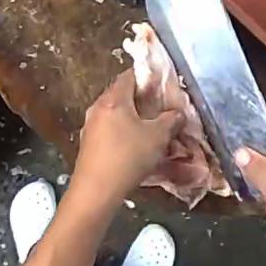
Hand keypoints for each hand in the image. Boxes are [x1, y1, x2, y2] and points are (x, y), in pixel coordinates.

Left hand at [71, 70, 183, 201]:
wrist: (96, 190)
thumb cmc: (128, 156)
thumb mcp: (158, 137)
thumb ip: (170, 120)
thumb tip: (178, 113)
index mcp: (114, 100)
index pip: (128, 76)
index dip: (145, 76)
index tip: (160, 83)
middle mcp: (97, 108)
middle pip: (119, 94)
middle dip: (139, 98)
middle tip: (158, 105)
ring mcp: (90, 126)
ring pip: (113, 114)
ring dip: (129, 117)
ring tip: (148, 127)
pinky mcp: (87, 144)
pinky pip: (107, 130)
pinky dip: (121, 131)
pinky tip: (132, 145)